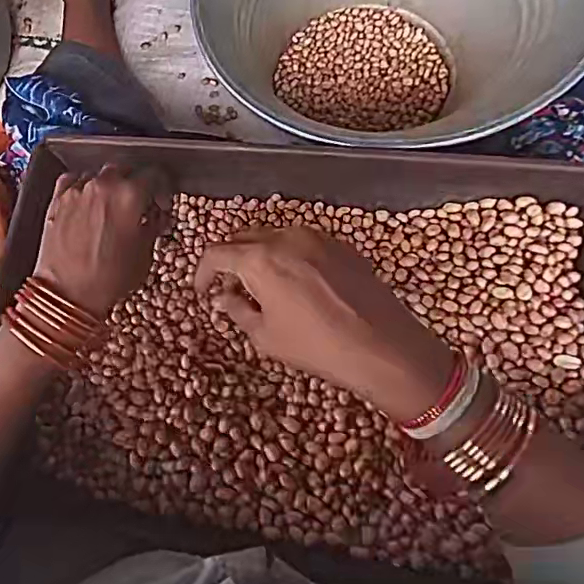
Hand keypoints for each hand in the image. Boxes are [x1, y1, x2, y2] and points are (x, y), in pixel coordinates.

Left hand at [32, 164, 167, 317]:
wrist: (67, 293)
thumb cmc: (106, 279)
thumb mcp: (143, 255)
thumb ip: (153, 227)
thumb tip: (157, 217)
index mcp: (130, 195)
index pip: (154, 175)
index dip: (162, 188)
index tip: (161, 200)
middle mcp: (103, 185)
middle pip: (125, 170)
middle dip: (135, 184)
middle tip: (138, 203)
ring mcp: (78, 190)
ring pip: (98, 174)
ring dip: (109, 186)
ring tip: (112, 207)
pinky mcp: (58, 199)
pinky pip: (73, 181)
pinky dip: (83, 187)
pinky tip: (88, 203)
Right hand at [193, 226, 453, 420]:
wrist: (382, 346)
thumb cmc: (317, 345)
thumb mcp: (265, 335)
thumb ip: (236, 309)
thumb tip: (223, 297)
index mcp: (259, 260)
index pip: (216, 254)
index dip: (202, 273)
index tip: (202, 291)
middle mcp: (285, 238)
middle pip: (242, 239)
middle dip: (229, 262)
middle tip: (229, 290)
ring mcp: (316, 238)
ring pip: (273, 237)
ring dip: (258, 257)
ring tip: (262, 288)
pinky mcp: (340, 245)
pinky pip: (300, 243)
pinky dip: (286, 257)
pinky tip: (294, 284)